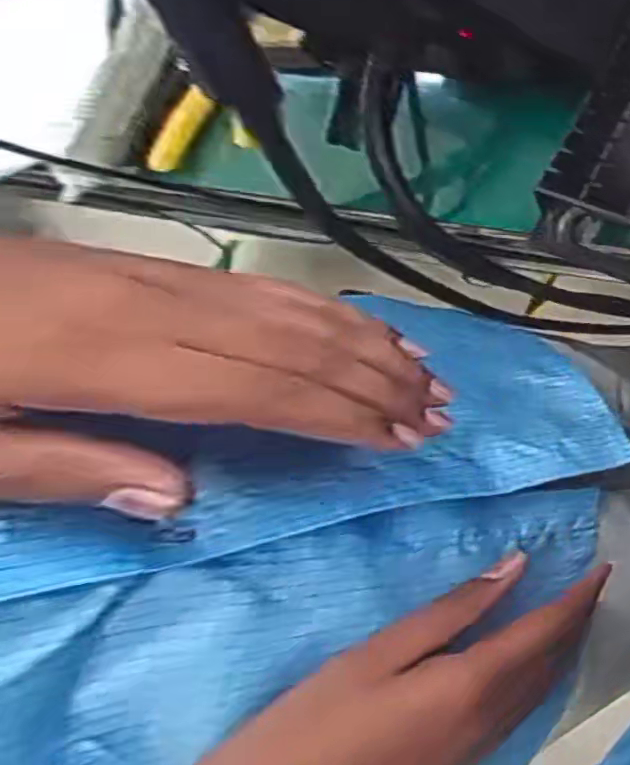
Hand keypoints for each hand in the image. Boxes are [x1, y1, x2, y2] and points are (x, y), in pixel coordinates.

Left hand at [0, 237, 447, 520]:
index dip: (341, 416)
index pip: (261, 389)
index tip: (400, 441)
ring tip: (432, 380)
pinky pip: (280, 291)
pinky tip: (380, 333)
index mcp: (100, 356)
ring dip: (379, 349)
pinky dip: (344, 314)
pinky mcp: (172, 268)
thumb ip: (57, 469)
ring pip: (305, 314)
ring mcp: (173, 280)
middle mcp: (160, 308)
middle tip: (438, 416)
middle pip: (302, 348)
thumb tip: (182, 496)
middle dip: (381, 385)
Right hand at [169, 551, 608, 764]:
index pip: (551, 627)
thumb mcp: (373, 658)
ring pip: (543, 686)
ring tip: (575, 614)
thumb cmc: (300, 737)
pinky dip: (541, 677)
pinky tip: (533, 667)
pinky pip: (520, 711)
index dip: (582, 594)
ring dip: (566, 647)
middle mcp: (490, 717)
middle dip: (581, 617)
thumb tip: (518, 564)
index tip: (606, 565)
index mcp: (477, 683)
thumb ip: (454, 609)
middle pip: (555, 657)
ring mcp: (474, 749)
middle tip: (595, 583)